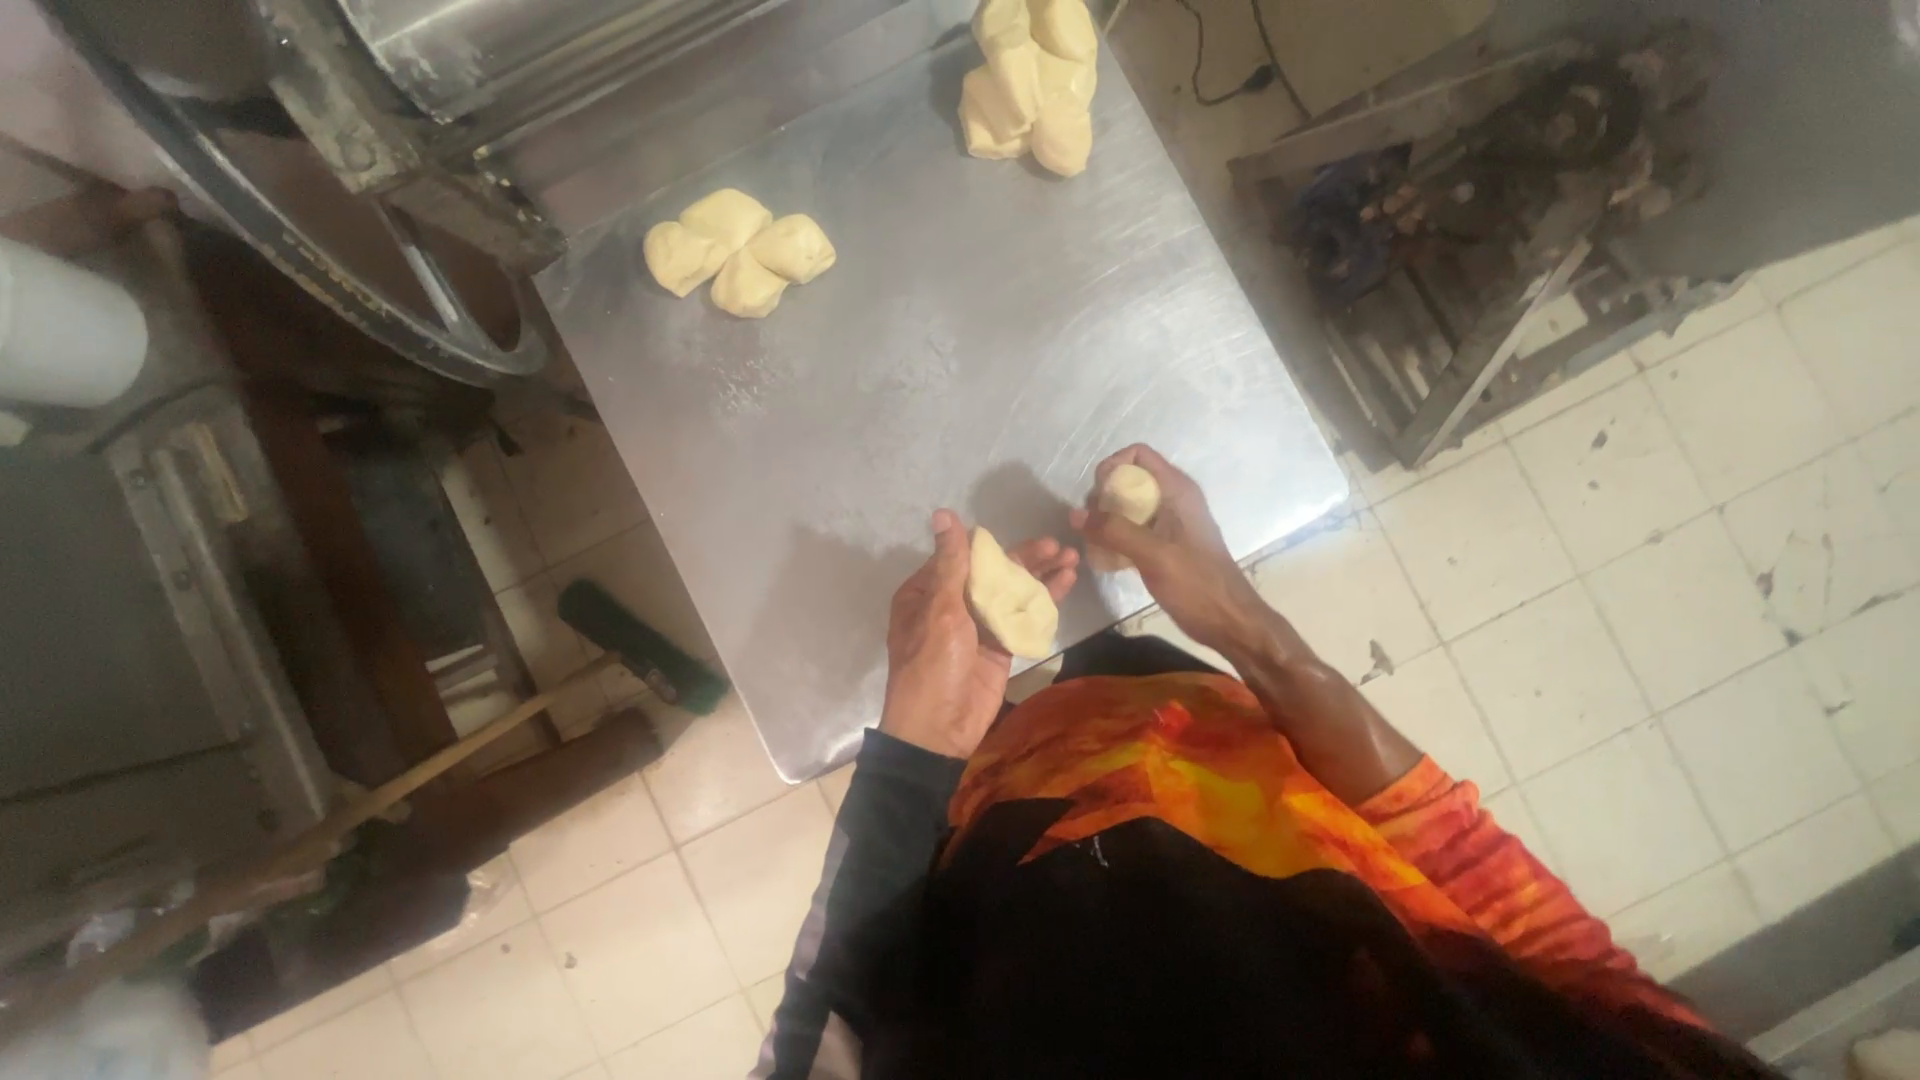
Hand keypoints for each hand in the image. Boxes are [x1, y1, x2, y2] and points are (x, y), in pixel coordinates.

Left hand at [880, 509, 1078, 759]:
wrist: (938, 729)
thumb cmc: (930, 664)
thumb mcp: (940, 610)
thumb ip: (951, 563)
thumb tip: (943, 514)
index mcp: (926, 592)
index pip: (963, 558)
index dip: (994, 546)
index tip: (1026, 535)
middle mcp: (950, 605)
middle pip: (992, 573)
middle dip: (1026, 559)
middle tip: (1059, 545)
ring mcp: (976, 627)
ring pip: (1011, 593)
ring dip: (1039, 576)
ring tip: (1072, 559)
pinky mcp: (998, 647)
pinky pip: (1021, 618)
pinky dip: (1042, 603)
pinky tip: (1065, 585)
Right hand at [1070, 444, 1271, 658]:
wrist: (1230, 622)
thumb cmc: (1198, 585)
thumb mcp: (1154, 555)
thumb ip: (1115, 531)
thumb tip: (1074, 514)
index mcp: (1177, 491)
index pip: (1138, 455)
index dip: (1112, 467)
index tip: (1097, 497)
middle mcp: (1173, 499)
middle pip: (1129, 479)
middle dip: (1104, 497)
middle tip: (1092, 526)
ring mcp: (1169, 523)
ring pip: (1128, 506)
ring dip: (1107, 519)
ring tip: (1093, 543)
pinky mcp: (1165, 545)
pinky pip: (1133, 529)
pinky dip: (1116, 537)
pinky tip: (1105, 558)